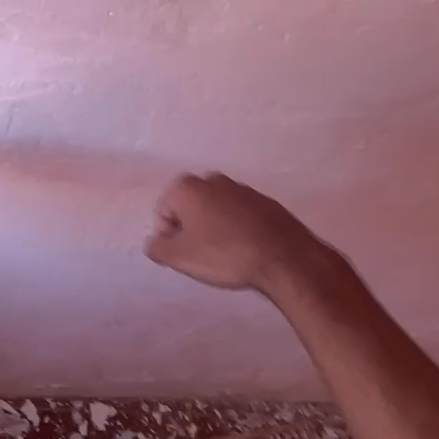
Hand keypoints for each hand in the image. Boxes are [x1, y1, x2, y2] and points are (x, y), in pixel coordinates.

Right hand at [145, 173, 325, 293]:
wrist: (285, 258)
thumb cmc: (224, 254)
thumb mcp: (180, 257)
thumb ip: (157, 248)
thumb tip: (154, 243)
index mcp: (186, 187)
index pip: (162, 213)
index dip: (169, 238)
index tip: (186, 256)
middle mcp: (212, 180)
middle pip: (189, 209)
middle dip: (192, 230)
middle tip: (204, 256)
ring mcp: (242, 189)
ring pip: (216, 211)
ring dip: (216, 230)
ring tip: (228, 256)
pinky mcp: (266, 202)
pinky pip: (241, 216)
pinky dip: (239, 230)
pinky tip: (248, 251)